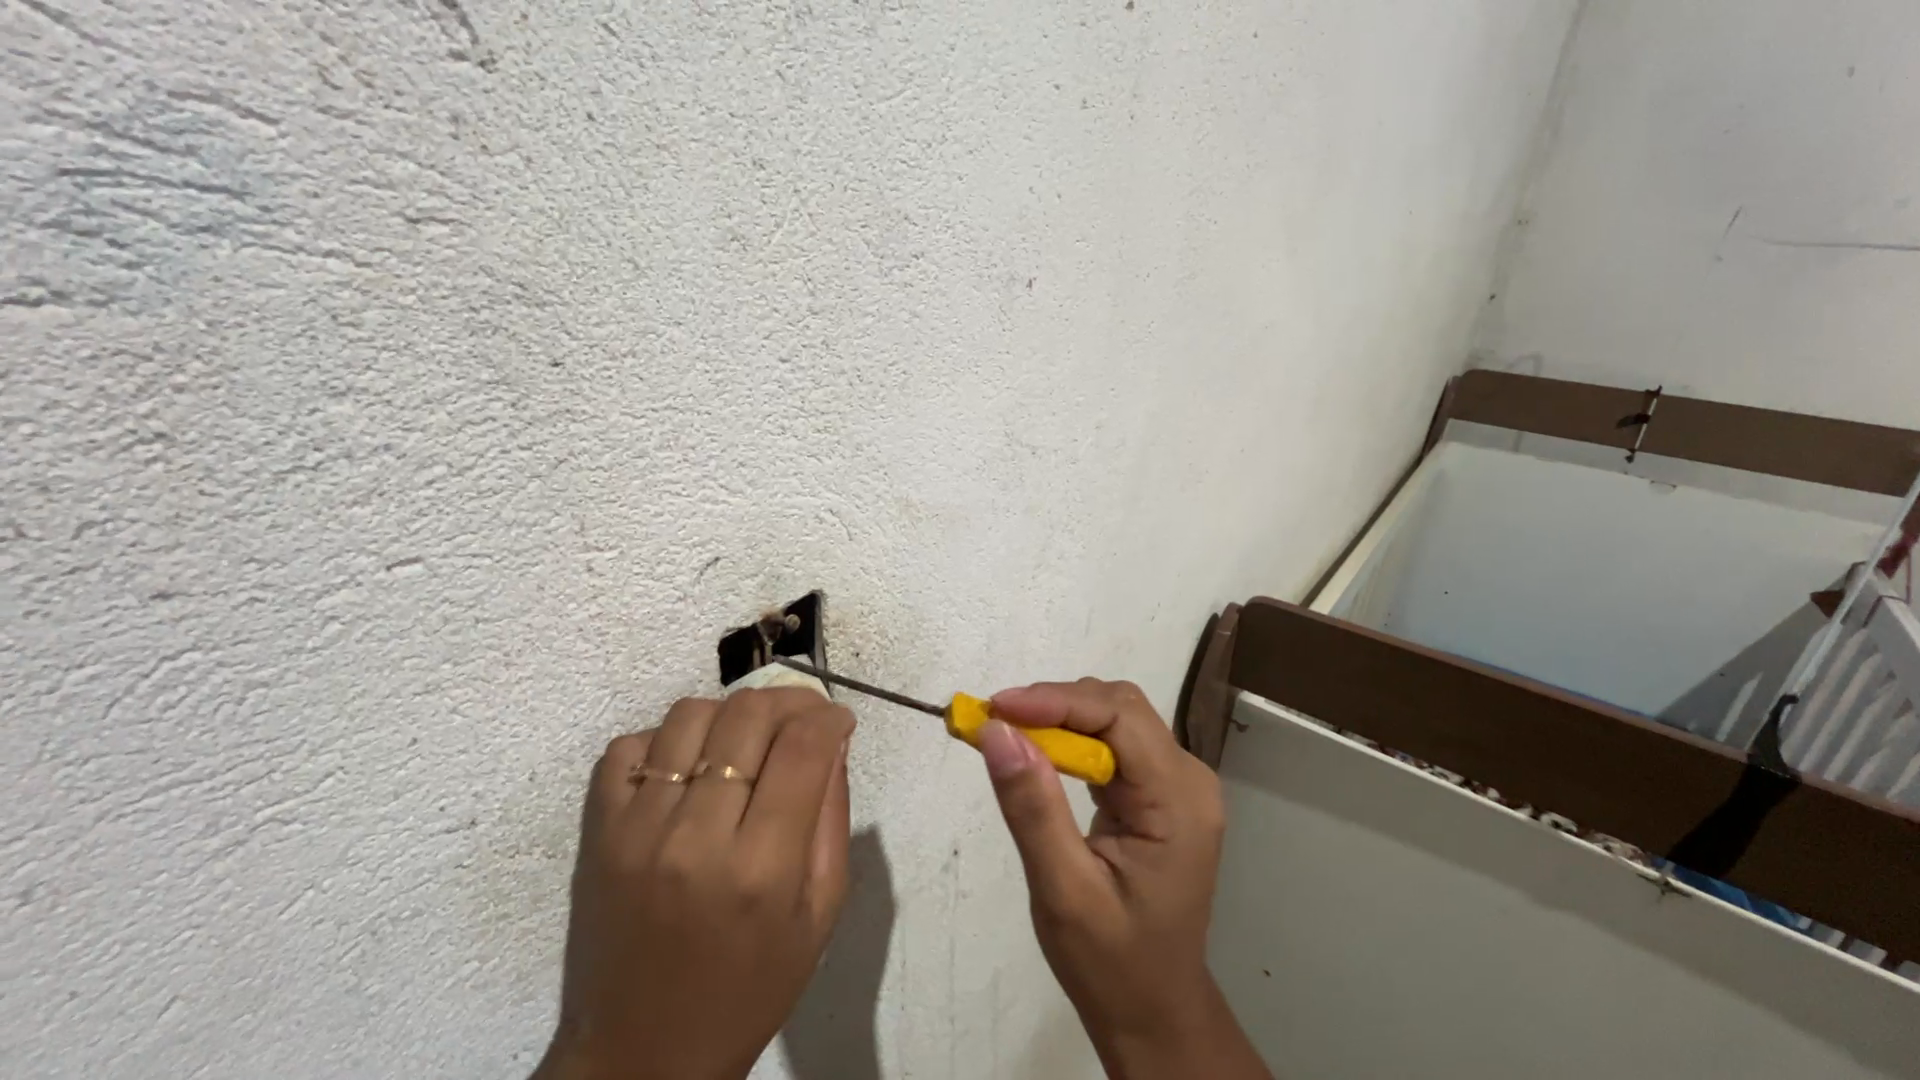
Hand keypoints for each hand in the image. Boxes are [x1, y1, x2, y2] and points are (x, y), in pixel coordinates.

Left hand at [535, 688, 855, 1079]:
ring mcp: (636, 829)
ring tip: (745, 741)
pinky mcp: (595, 830)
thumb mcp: (819, 916)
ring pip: (689, 715)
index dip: (830, 717)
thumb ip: (831, 820)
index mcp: (762, 869)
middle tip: (803, 718)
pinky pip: (630, 745)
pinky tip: (689, 767)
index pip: (803, 748)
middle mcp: (696, 837)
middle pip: (747, 716)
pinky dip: (667, 739)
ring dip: (730, 714)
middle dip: (789, 701)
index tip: (839, 719)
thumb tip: (833, 741)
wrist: (641, 1052)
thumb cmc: (749, 991)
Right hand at [980, 679, 1267, 1079]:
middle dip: (1055, 704)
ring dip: (1059, 718)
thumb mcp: (1063, 890)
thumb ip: (1032, 807)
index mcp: (1178, 801)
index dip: (1055, 701)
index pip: (1119, 716)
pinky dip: (1071, 741)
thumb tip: (997, 731)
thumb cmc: (1110, 962)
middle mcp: (1188, 780)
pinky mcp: (1160, 794)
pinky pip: (1114, 746)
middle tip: (993, 722)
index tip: (995, 708)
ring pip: (1116, 719)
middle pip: (1120, 708)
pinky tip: (1036, 755)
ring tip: (1006, 734)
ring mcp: (1178, 785)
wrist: (1153, 1009)